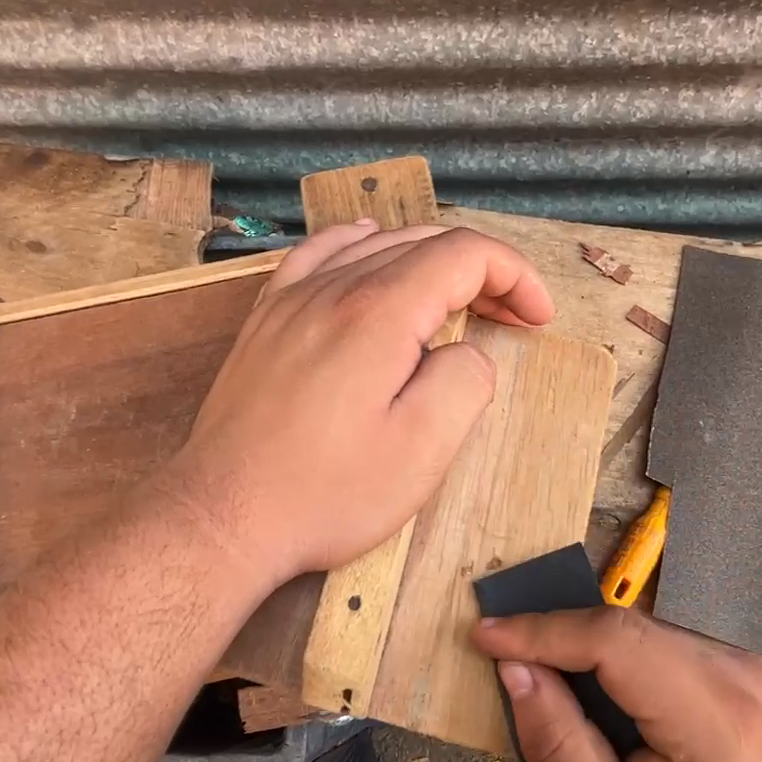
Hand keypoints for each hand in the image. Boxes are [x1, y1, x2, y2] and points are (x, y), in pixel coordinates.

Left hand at [171, 222, 554, 582]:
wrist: (224, 517)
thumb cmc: (326, 494)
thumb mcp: (422, 451)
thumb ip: (464, 382)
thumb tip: (465, 353)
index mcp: (378, 312)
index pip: (464, 255)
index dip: (515, 276)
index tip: (537, 318)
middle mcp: (332, 288)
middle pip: (423, 244)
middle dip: (482, 272)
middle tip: (510, 317)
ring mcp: (291, 299)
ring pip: (375, 244)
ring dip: (429, 260)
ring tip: (456, 297)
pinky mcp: (265, 320)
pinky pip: (318, 253)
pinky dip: (360, 245)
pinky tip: (369, 251)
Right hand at [474, 608, 761, 761]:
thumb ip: (560, 748)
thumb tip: (514, 669)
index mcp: (718, 720)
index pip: (616, 640)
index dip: (543, 629)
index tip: (483, 635)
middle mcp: (742, 674)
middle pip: (628, 629)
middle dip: (558, 638)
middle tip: (501, 660)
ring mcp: (750, 667)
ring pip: (641, 632)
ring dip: (585, 650)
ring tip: (543, 684)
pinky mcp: (745, 672)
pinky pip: (662, 647)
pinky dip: (616, 662)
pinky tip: (596, 699)